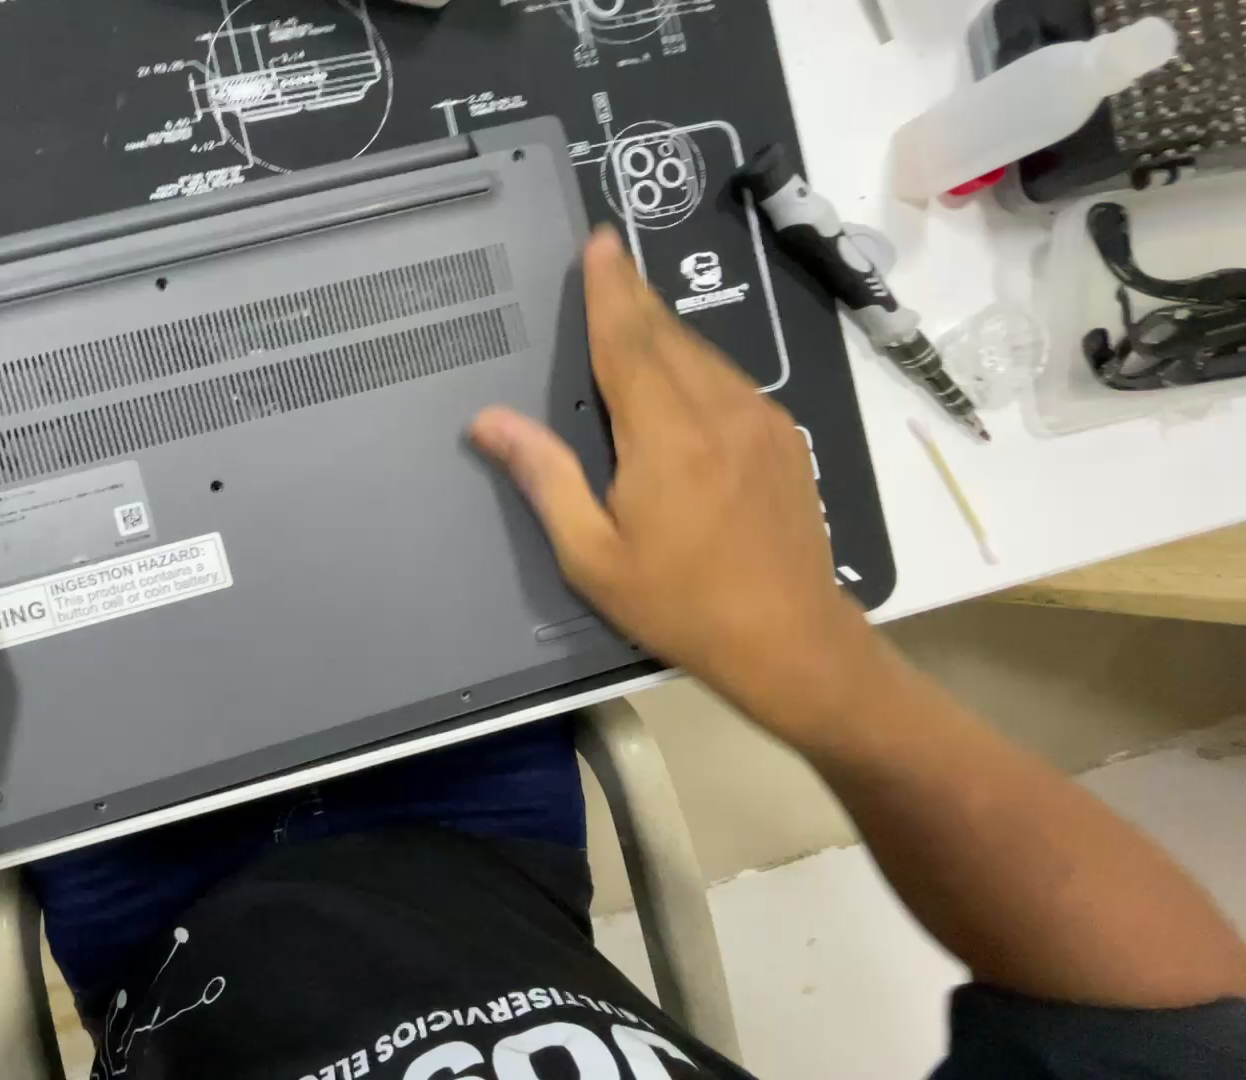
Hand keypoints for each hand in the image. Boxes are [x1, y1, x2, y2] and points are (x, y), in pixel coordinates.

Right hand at [471, 230, 877, 729]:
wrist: (791, 641)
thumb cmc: (677, 603)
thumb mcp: (590, 553)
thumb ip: (543, 476)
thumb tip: (489, 421)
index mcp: (666, 437)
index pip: (628, 343)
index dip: (608, 290)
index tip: (597, 243)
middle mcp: (720, 412)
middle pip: (667, 336)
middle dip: (632, 295)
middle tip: (606, 258)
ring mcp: (761, 421)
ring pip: (702, 353)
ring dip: (660, 328)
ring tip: (628, 312)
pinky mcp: (784, 437)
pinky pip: (728, 380)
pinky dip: (691, 362)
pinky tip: (674, 376)